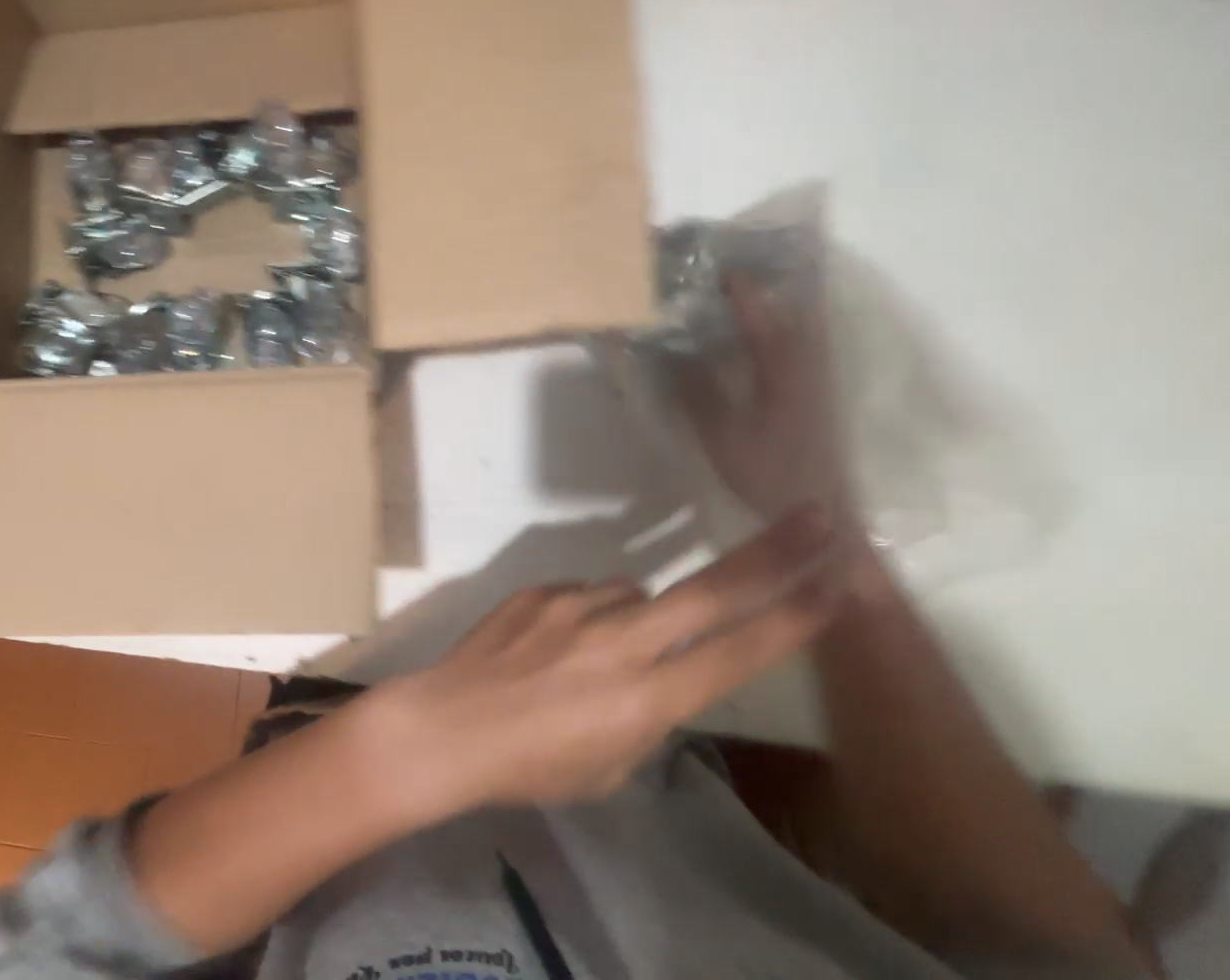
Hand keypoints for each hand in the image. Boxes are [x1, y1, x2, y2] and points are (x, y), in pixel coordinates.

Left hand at [366, 508, 838, 813]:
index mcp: (646, 698)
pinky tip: (556, 644)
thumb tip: (660, 680)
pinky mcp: (539, 591)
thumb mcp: (607, 767)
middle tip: (815, 516)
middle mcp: (619, 642)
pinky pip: (585, 596)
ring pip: (636, 592)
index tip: (839, 586)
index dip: (793, 621)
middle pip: (709, 591)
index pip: (736, 654)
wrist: (445, 727)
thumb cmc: (528, 767)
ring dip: (640, 613)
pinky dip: (588, 615)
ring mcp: (575, 608)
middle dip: (771, 554)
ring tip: (598, 653)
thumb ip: (646, 718)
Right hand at [674, 274, 847, 518]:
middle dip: (768, 286)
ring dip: (778, 305)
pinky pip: (801, 344)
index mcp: (785, 367)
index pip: (761, 315)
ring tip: (747, 294)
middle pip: (793, 309)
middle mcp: (808, 362)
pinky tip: (762, 337)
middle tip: (735, 271)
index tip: (715, 268)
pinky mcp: (817, 394)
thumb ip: (699, 391)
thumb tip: (672, 352)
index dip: (739, 290)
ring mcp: (818, 377)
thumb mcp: (724, 434)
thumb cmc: (771, 471)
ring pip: (801, 326)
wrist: (822, 511)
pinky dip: (783, 329)